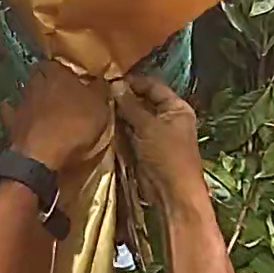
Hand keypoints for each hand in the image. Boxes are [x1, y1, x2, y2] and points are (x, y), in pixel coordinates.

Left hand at [6, 62, 110, 170]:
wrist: (41, 154)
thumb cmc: (74, 125)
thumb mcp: (99, 106)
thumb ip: (100, 89)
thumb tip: (100, 79)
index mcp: (56, 74)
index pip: (57, 62)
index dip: (64, 69)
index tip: (73, 77)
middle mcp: (35, 83)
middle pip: (40, 75)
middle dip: (47, 80)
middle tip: (60, 91)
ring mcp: (21, 102)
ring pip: (26, 92)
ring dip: (34, 96)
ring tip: (44, 106)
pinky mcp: (11, 122)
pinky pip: (11, 112)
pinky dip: (15, 113)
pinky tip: (21, 116)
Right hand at [112, 75, 204, 198]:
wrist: (171, 193)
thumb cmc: (167, 155)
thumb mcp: (148, 126)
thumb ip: (130, 105)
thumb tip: (115, 84)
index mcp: (176, 108)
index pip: (153, 86)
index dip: (134, 82)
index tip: (110, 79)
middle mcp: (166, 118)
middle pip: (142, 101)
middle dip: (123, 98)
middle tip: (100, 92)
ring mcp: (154, 133)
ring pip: (133, 117)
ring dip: (118, 113)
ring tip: (97, 104)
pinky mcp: (143, 147)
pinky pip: (128, 132)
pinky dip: (117, 128)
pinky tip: (102, 121)